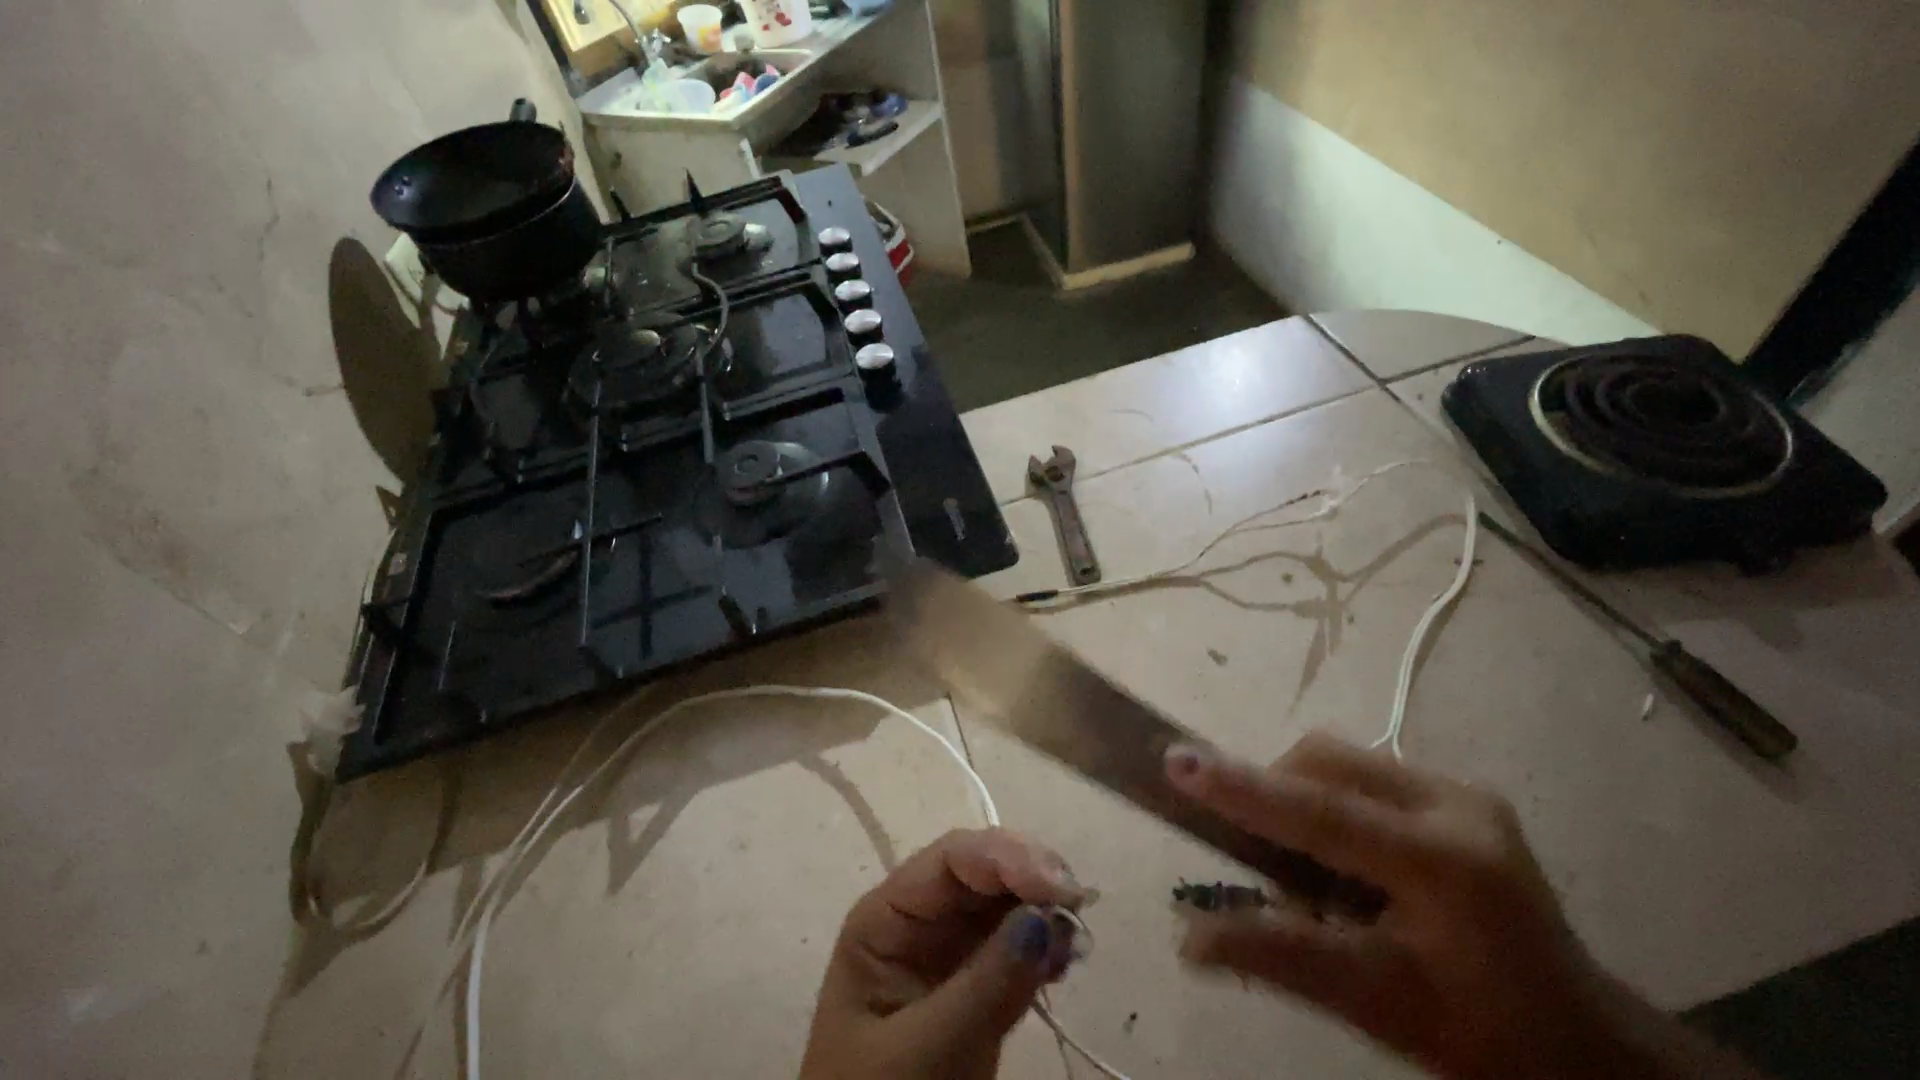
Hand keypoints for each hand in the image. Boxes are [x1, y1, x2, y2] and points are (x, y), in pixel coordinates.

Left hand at [800, 828, 1085, 1079]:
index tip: (1057, 886)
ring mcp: (950, 951)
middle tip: (1080, 905)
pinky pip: (1018, 945)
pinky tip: (1067, 960)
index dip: (1005, 857)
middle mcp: (919, 920)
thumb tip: (1046, 916)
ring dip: (1046, 909)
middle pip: (983, 872)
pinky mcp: (977, 984)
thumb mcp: (927, 1048)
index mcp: (886, 918)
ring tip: (1078, 940)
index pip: (950, 860)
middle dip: (1033, 877)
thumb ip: (986, 985)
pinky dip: (1047, 944)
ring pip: (1007, 903)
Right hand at [1165, 733, 1762, 1079]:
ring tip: (1318, 886)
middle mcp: (1458, 804)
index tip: (1176, 763)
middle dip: (1274, 800)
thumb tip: (1187, 939)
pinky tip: (1348, 872)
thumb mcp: (1375, 1004)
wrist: (1583, 1041)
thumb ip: (1279, 957)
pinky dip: (1329, 810)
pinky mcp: (1459, 794)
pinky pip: (1362, 776)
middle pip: (1325, 762)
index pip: (1322, 813)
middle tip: (1273, 878)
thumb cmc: (1480, 1035)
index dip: (1243, 789)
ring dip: (1301, 806)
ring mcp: (1463, 792)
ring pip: (1340, 762)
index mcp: (1447, 864)